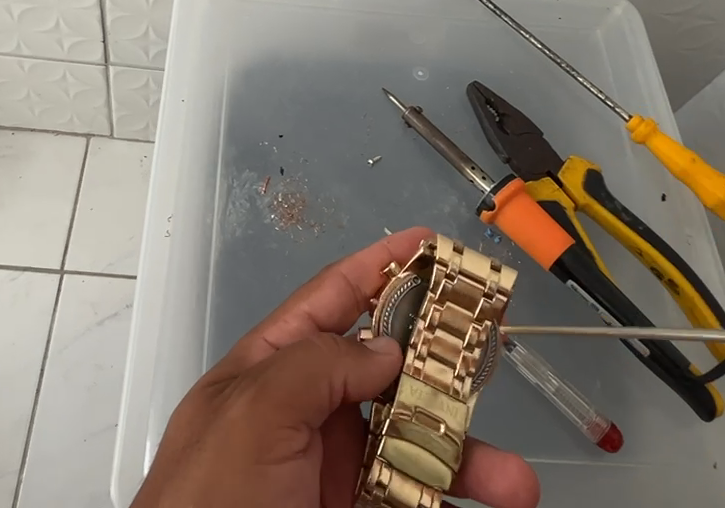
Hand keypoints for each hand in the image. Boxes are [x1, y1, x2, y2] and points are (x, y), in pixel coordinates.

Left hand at [133, 227, 540, 507]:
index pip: (334, 297)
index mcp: (274, 364)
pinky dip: (447, 501)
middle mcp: (308, 409)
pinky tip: (489, 503)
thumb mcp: (253, 414)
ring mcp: (331, 468)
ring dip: (466, 457)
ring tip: (515, 482)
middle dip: (442, 364)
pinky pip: (410, 497)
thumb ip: (317, 366)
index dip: (380, 266)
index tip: (429, 243)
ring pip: (411, 443)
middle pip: (388, 370)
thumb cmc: (209, 499)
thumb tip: (384, 348)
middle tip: (491, 357)